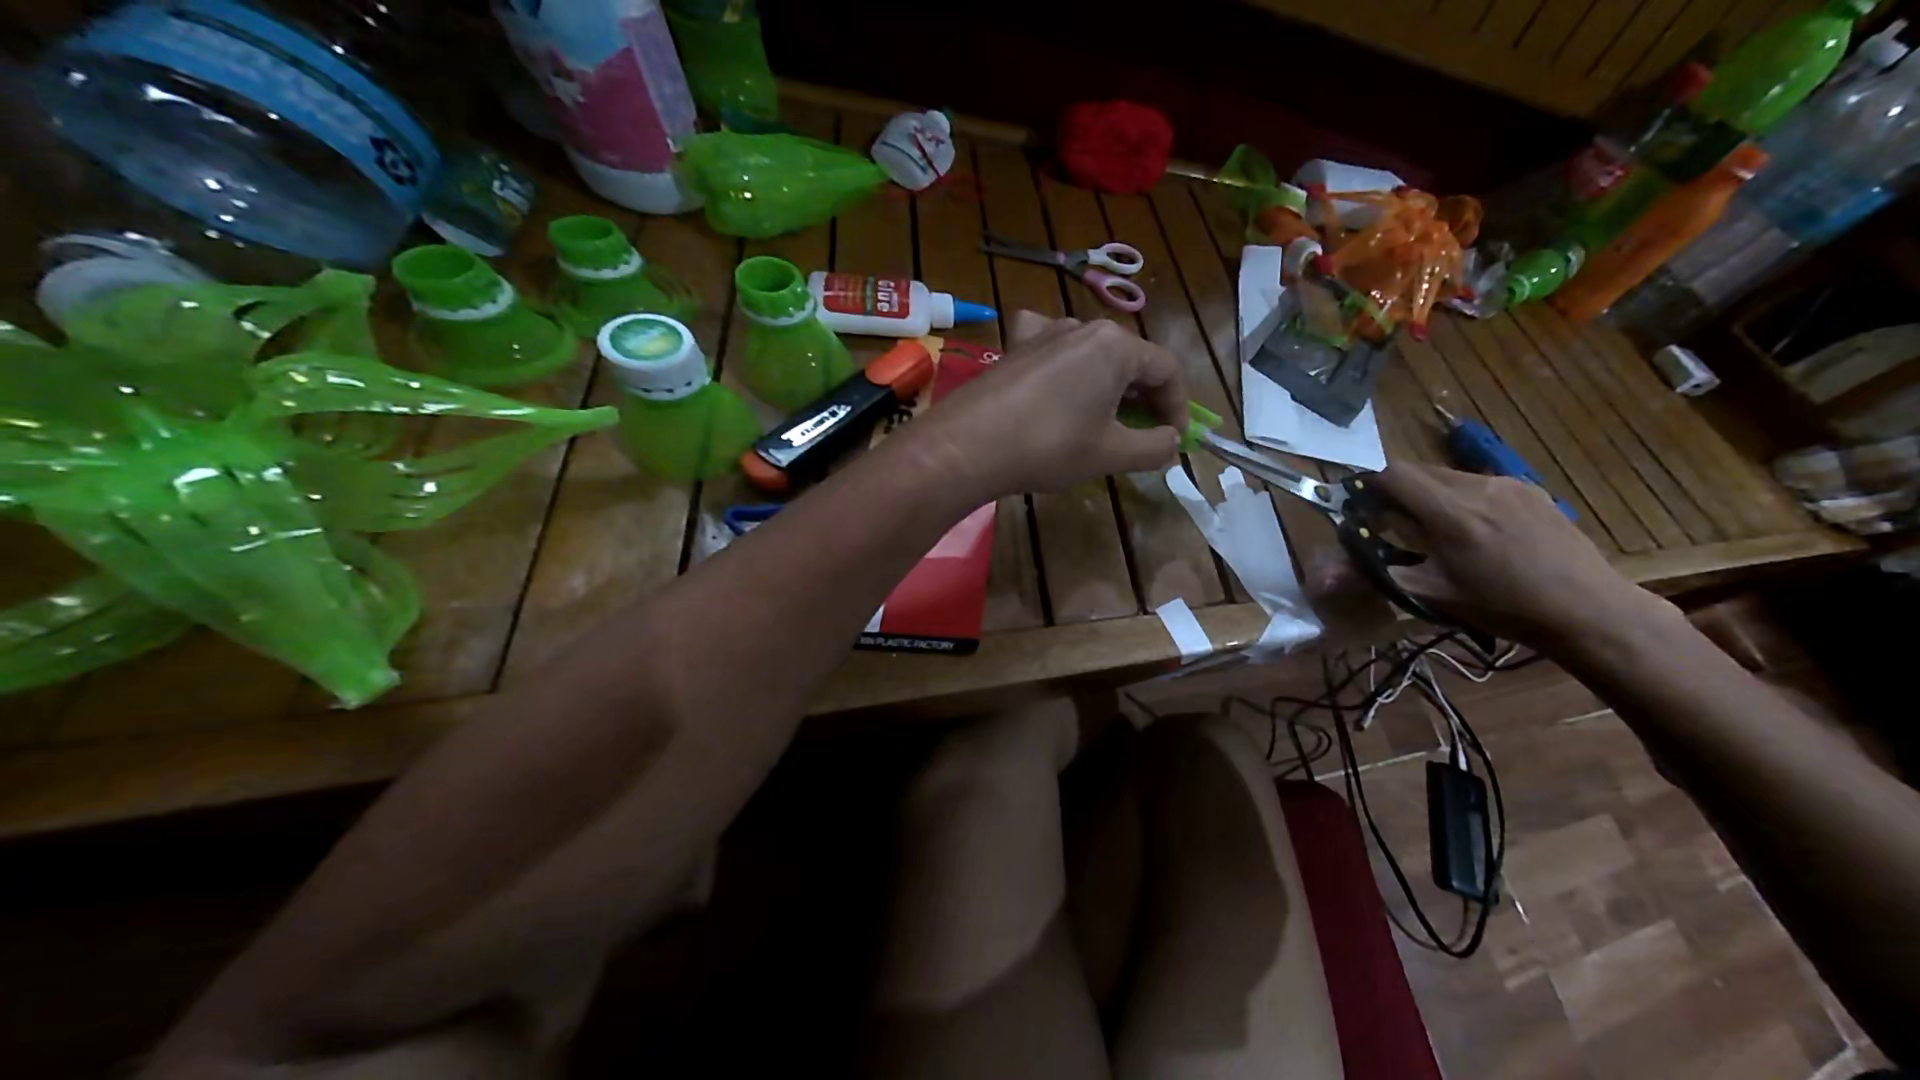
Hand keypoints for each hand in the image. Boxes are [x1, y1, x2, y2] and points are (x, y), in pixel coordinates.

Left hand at [906, 312, 1188, 498]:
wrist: (966, 446)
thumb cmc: (1048, 447)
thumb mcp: (1111, 454)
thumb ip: (1154, 446)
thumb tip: (1172, 442)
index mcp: (1115, 345)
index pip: (1166, 370)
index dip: (1178, 406)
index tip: (1175, 440)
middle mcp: (1081, 327)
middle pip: (1130, 360)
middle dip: (1144, 397)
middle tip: (1144, 434)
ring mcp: (1043, 334)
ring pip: (1091, 356)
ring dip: (1107, 386)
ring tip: (1105, 420)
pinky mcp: (1014, 349)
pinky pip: (1050, 350)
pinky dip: (1064, 367)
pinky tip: (1057, 383)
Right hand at [1370, 463, 1672, 650]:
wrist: (1588, 610)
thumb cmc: (1503, 607)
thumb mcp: (1431, 595)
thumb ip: (1375, 576)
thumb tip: (1319, 577)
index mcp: (1451, 514)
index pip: (1392, 474)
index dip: (1366, 483)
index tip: (1357, 505)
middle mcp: (1478, 488)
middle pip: (1417, 471)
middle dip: (1395, 492)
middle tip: (1390, 524)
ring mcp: (1508, 485)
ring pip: (1447, 476)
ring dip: (1427, 495)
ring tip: (1433, 530)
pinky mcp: (1530, 490)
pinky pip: (1478, 483)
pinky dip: (1459, 499)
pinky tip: (1473, 531)